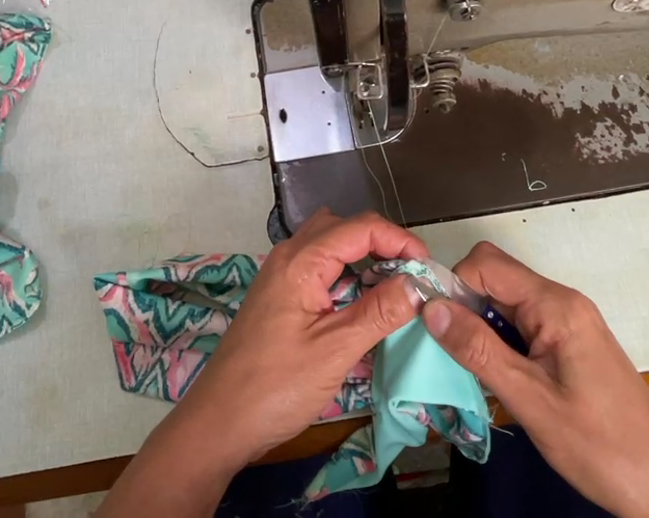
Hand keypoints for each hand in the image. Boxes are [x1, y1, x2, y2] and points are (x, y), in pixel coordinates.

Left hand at [178, 208, 427, 462]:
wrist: (220, 422)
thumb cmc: (276, 386)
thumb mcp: (335, 350)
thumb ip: (379, 312)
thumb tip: (419, 285)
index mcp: (301, 260)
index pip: (361, 227)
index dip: (399, 240)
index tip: (428, 269)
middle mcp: (289, 256)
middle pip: (345, 228)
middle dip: (384, 245)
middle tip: (413, 278)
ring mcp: (282, 275)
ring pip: (332, 246)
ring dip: (365, 258)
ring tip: (394, 290)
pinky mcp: (281, 296)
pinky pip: (321, 269)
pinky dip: (348, 276)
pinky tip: (364, 306)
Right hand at [423, 242, 648, 517]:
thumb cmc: (599, 445)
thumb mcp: (530, 400)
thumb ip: (479, 350)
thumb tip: (430, 307)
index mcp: (555, 306)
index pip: (486, 264)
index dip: (453, 286)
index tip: (432, 324)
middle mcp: (562, 303)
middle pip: (495, 278)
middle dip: (463, 305)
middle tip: (447, 350)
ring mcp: (569, 323)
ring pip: (506, 302)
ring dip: (480, 326)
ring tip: (469, 368)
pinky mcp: (571, 344)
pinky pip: (522, 324)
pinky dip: (500, 341)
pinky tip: (496, 376)